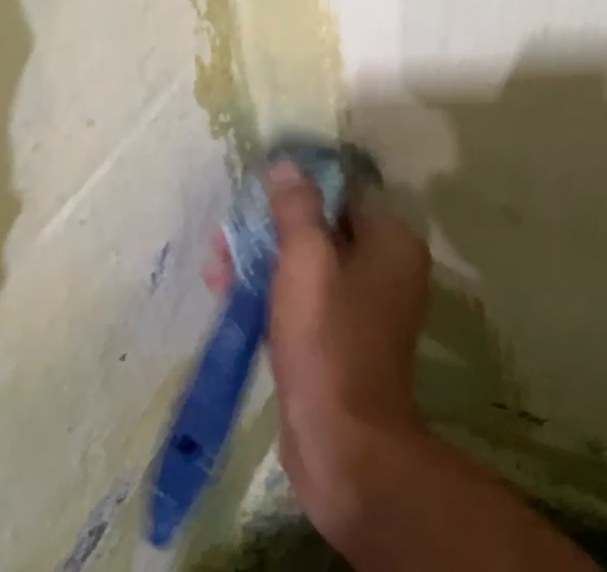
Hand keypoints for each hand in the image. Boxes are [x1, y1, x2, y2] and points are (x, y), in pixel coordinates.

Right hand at [209, 162, 432, 531]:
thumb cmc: (327, 339)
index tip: (253, 195)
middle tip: (222, 239)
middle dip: (269, 231)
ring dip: (262, 262)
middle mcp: (386, 269)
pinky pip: (305, 300)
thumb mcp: (306, 261)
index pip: (344, 194)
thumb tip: (286, 165)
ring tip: (214, 268)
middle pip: (322, 229)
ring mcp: (364, 308)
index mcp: (392, 242)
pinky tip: (229, 294)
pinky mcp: (340, 340)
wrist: (342, 441)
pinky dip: (272, 294)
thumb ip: (296, 208)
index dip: (296, 189)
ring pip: (308, 267)